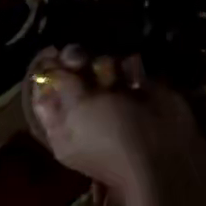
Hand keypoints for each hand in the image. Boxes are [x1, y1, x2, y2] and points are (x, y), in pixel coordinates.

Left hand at [26, 46, 201, 201]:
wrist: (161, 151)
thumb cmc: (111, 136)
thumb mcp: (77, 112)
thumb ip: (62, 83)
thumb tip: (49, 64)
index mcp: (62, 123)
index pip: (44, 89)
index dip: (46, 69)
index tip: (52, 53)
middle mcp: (85, 108)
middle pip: (72, 70)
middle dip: (76, 61)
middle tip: (82, 63)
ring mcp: (112, 98)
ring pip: (100, 64)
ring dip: (106, 65)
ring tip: (117, 80)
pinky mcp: (138, 89)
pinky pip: (128, 65)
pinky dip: (131, 67)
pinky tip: (136, 79)